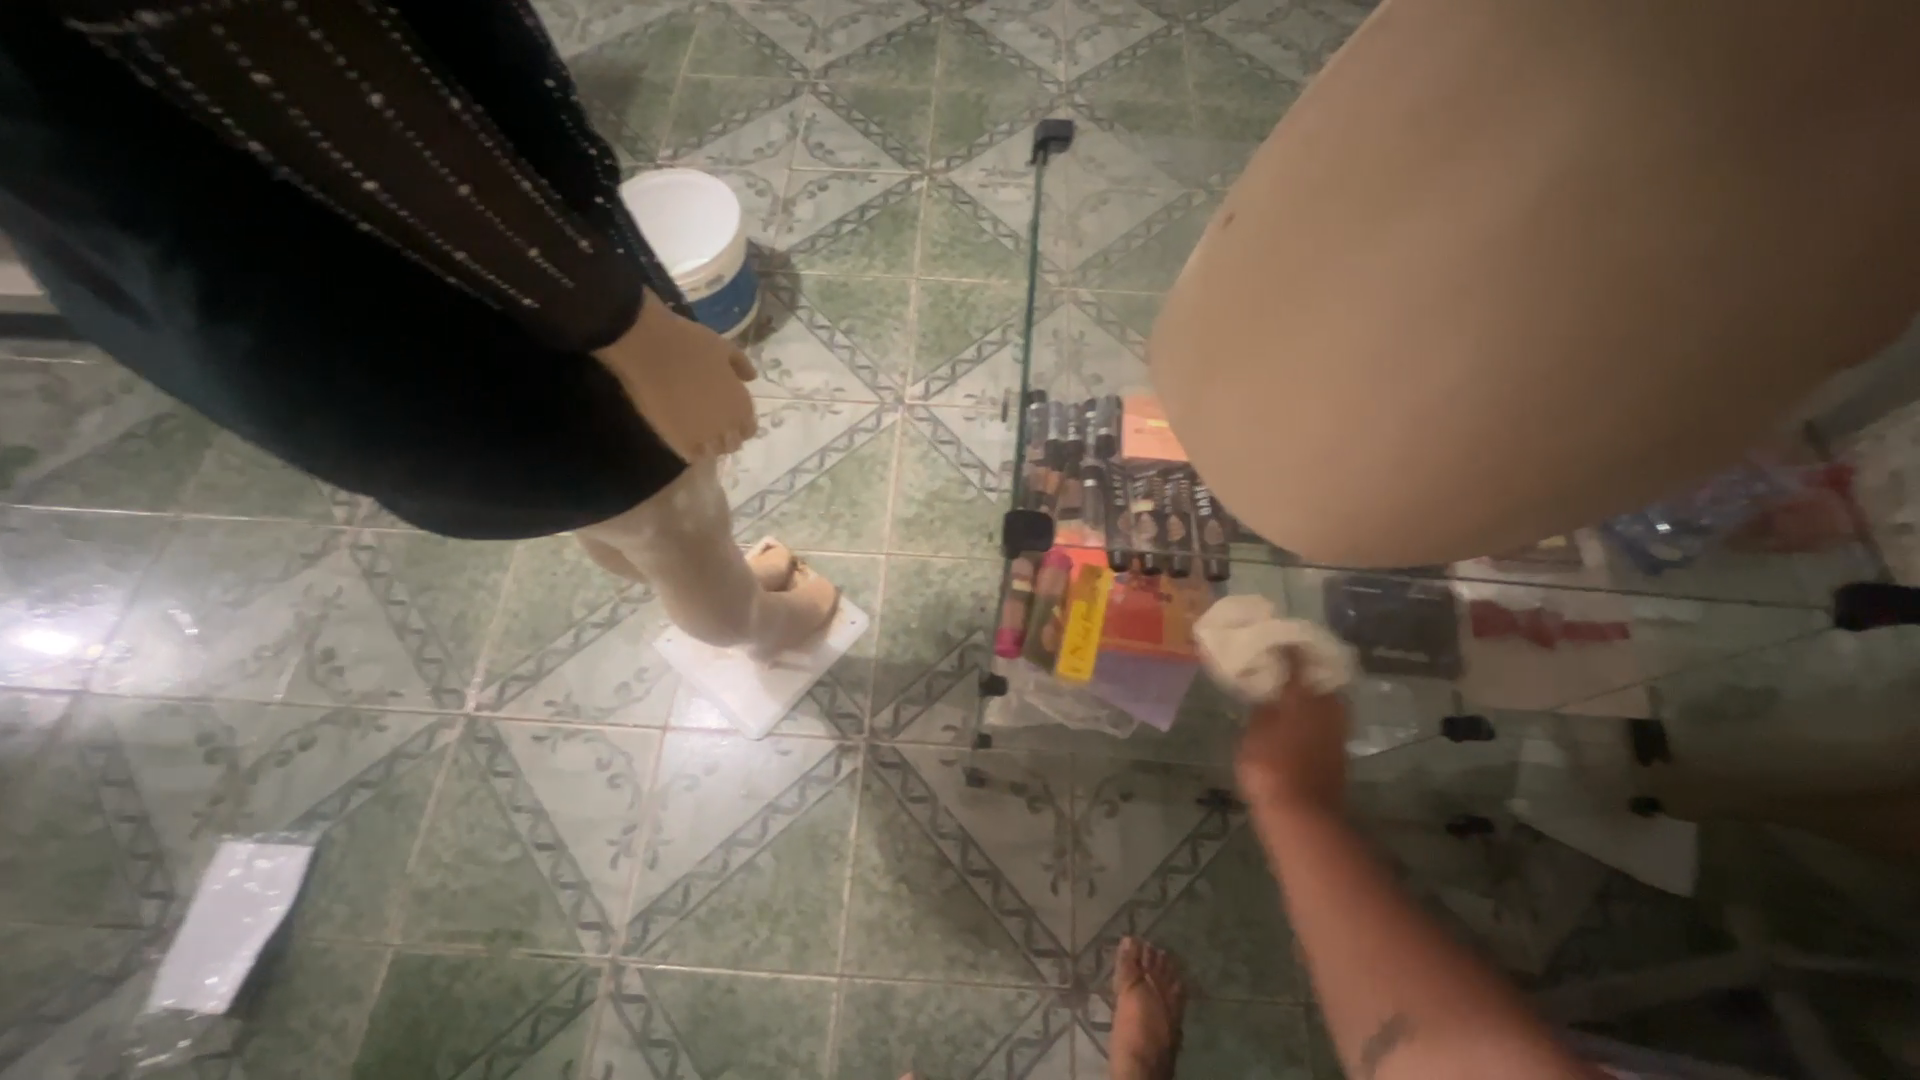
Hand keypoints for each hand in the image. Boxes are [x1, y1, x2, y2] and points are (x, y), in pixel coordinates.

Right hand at [592, 288, 757, 461]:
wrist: (648, 349)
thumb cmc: (690, 344)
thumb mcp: (724, 347)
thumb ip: (741, 366)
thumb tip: (751, 378)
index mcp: (741, 405)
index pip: (749, 429)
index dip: (742, 424)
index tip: (732, 417)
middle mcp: (726, 426)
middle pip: (732, 444)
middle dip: (727, 436)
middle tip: (714, 424)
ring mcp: (701, 436)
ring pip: (713, 452)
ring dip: (709, 444)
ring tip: (698, 432)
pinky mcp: (676, 440)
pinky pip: (691, 455)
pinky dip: (692, 450)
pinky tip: (685, 437)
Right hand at [1234, 648, 1350, 817]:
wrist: (1303, 815)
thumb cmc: (1270, 768)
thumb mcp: (1254, 734)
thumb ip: (1263, 710)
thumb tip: (1269, 694)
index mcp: (1304, 695)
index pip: (1296, 659)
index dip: (1285, 647)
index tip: (1273, 638)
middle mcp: (1327, 706)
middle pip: (1320, 678)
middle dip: (1305, 670)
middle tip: (1284, 664)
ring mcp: (1337, 730)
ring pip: (1326, 699)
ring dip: (1310, 693)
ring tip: (1287, 689)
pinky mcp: (1338, 750)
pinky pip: (1325, 720)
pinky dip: (1312, 713)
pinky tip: (1295, 717)